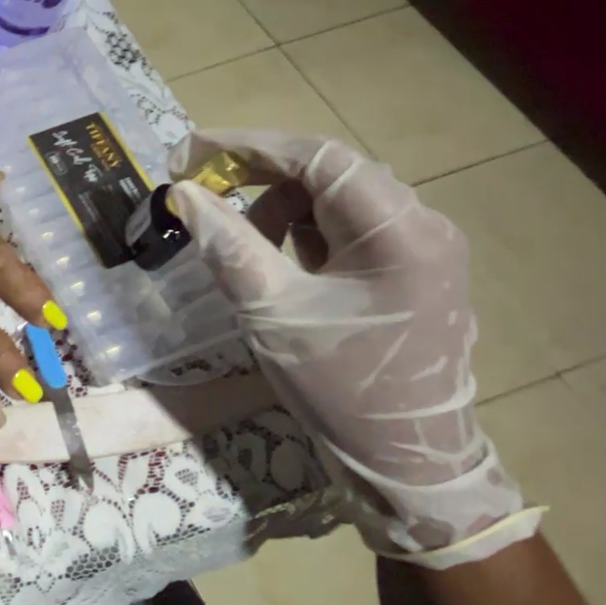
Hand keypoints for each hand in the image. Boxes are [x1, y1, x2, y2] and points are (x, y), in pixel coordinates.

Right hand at [169, 129, 539, 568]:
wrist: (407, 459)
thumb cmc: (339, 385)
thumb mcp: (271, 311)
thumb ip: (227, 243)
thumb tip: (183, 192)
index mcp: (400, 232)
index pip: (318, 156)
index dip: (247, 145)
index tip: (188, 154)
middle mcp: (423, 226)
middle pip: (329, 172)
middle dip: (257, 174)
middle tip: (199, 191)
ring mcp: (423, 247)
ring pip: (335, 198)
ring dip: (277, 205)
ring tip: (238, 241)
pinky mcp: (411, 268)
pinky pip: (346, 227)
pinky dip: (300, 229)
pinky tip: (275, 260)